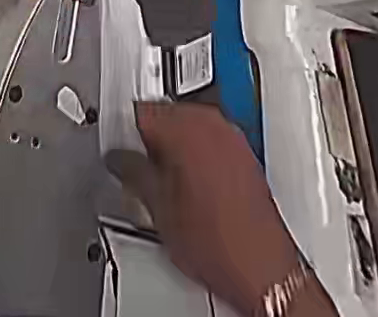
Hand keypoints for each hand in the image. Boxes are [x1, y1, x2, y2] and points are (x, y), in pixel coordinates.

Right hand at [106, 103, 324, 316]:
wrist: (260, 267)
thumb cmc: (218, 242)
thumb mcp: (158, 208)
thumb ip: (133, 171)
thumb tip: (121, 160)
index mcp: (183, 127)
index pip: (141, 111)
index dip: (123, 128)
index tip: (117, 144)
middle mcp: (209, 122)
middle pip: (165, 113)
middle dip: (149, 136)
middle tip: (137, 163)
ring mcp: (229, 133)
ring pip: (188, 123)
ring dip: (173, 141)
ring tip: (164, 177)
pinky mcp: (242, 148)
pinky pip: (209, 135)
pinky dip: (196, 149)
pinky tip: (189, 180)